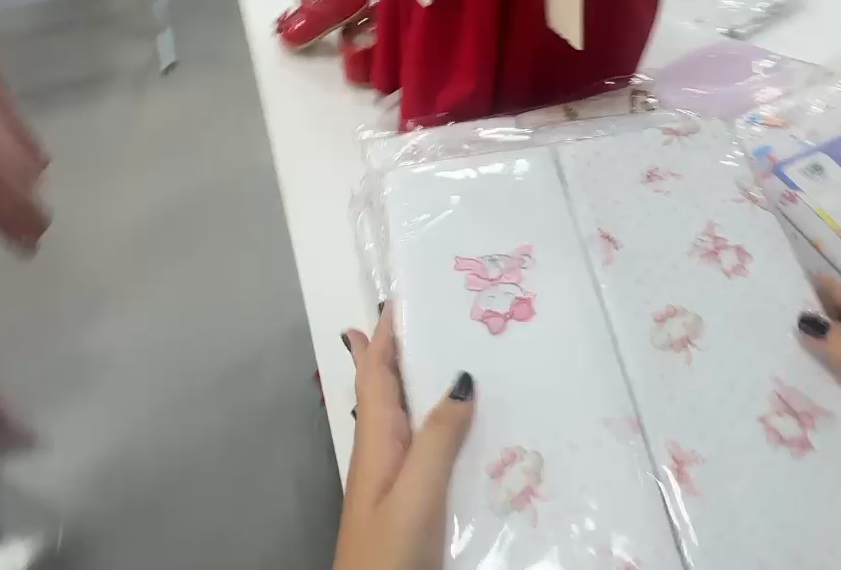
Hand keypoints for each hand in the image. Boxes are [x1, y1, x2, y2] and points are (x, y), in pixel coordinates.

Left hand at [334, 308, 475, 569]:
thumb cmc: (387, 552)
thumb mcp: (416, 493)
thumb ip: (438, 438)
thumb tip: (462, 374)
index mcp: (377, 437)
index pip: (376, 370)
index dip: (383, 333)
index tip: (400, 295)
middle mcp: (383, 448)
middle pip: (389, 384)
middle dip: (403, 347)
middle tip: (433, 313)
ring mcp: (396, 474)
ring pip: (409, 411)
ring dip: (423, 378)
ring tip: (454, 351)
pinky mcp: (412, 496)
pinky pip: (426, 440)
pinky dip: (440, 417)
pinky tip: (464, 421)